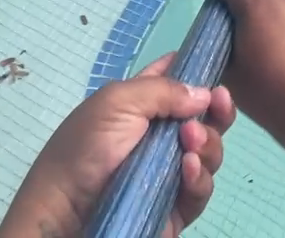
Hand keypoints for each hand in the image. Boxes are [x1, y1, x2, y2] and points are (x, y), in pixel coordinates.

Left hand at [0, 54, 235, 237]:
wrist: (65, 214)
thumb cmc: (86, 147)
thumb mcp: (118, 101)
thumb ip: (164, 91)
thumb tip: (205, 93)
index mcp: (143, 103)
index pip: (177, 80)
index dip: (199, 70)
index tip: (217, 69)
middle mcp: (161, 135)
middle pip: (203, 116)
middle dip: (217, 108)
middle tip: (220, 102)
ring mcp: (170, 171)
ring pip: (208, 151)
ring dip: (207, 141)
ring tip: (190, 141)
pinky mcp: (175, 206)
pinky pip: (200, 189)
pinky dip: (199, 177)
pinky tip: (188, 168)